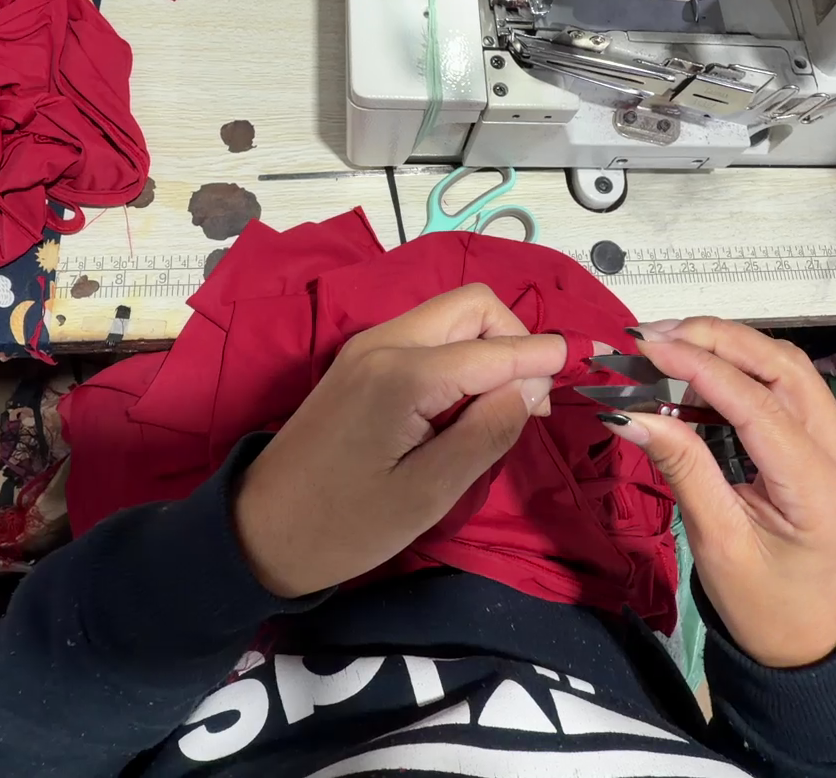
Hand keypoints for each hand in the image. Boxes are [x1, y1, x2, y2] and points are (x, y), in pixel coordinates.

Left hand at [232, 284, 566, 597]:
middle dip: (513, 337)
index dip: (542, 358)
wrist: (257, 531)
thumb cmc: (345, 525)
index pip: (495, 347)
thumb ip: (488, 430)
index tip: (578, 374)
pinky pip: (428, 333)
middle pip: (472, 304)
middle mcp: (385, 340)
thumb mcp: (428, 493)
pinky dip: (460, 351)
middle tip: (527, 399)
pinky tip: (463, 398)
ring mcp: (368, 344)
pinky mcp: (361, 358)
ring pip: (450, 313)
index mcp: (403, 373)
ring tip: (499, 403)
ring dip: (488, 343)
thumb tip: (533, 383)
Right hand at [606, 318, 835, 667]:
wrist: (805, 639)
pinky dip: (743, 364)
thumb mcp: (714, 539)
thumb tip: (629, 412)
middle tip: (656, 333)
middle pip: (785, 368)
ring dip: (730, 345)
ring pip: (790, 368)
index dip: (701, 367)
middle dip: (718, 339)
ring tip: (673, 340)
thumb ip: (681, 465)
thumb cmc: (759, 602)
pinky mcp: (833, 442)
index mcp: (823, 494)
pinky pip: (789, 385)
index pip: (759, 407)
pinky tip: (703, 363)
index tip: (648, 345)